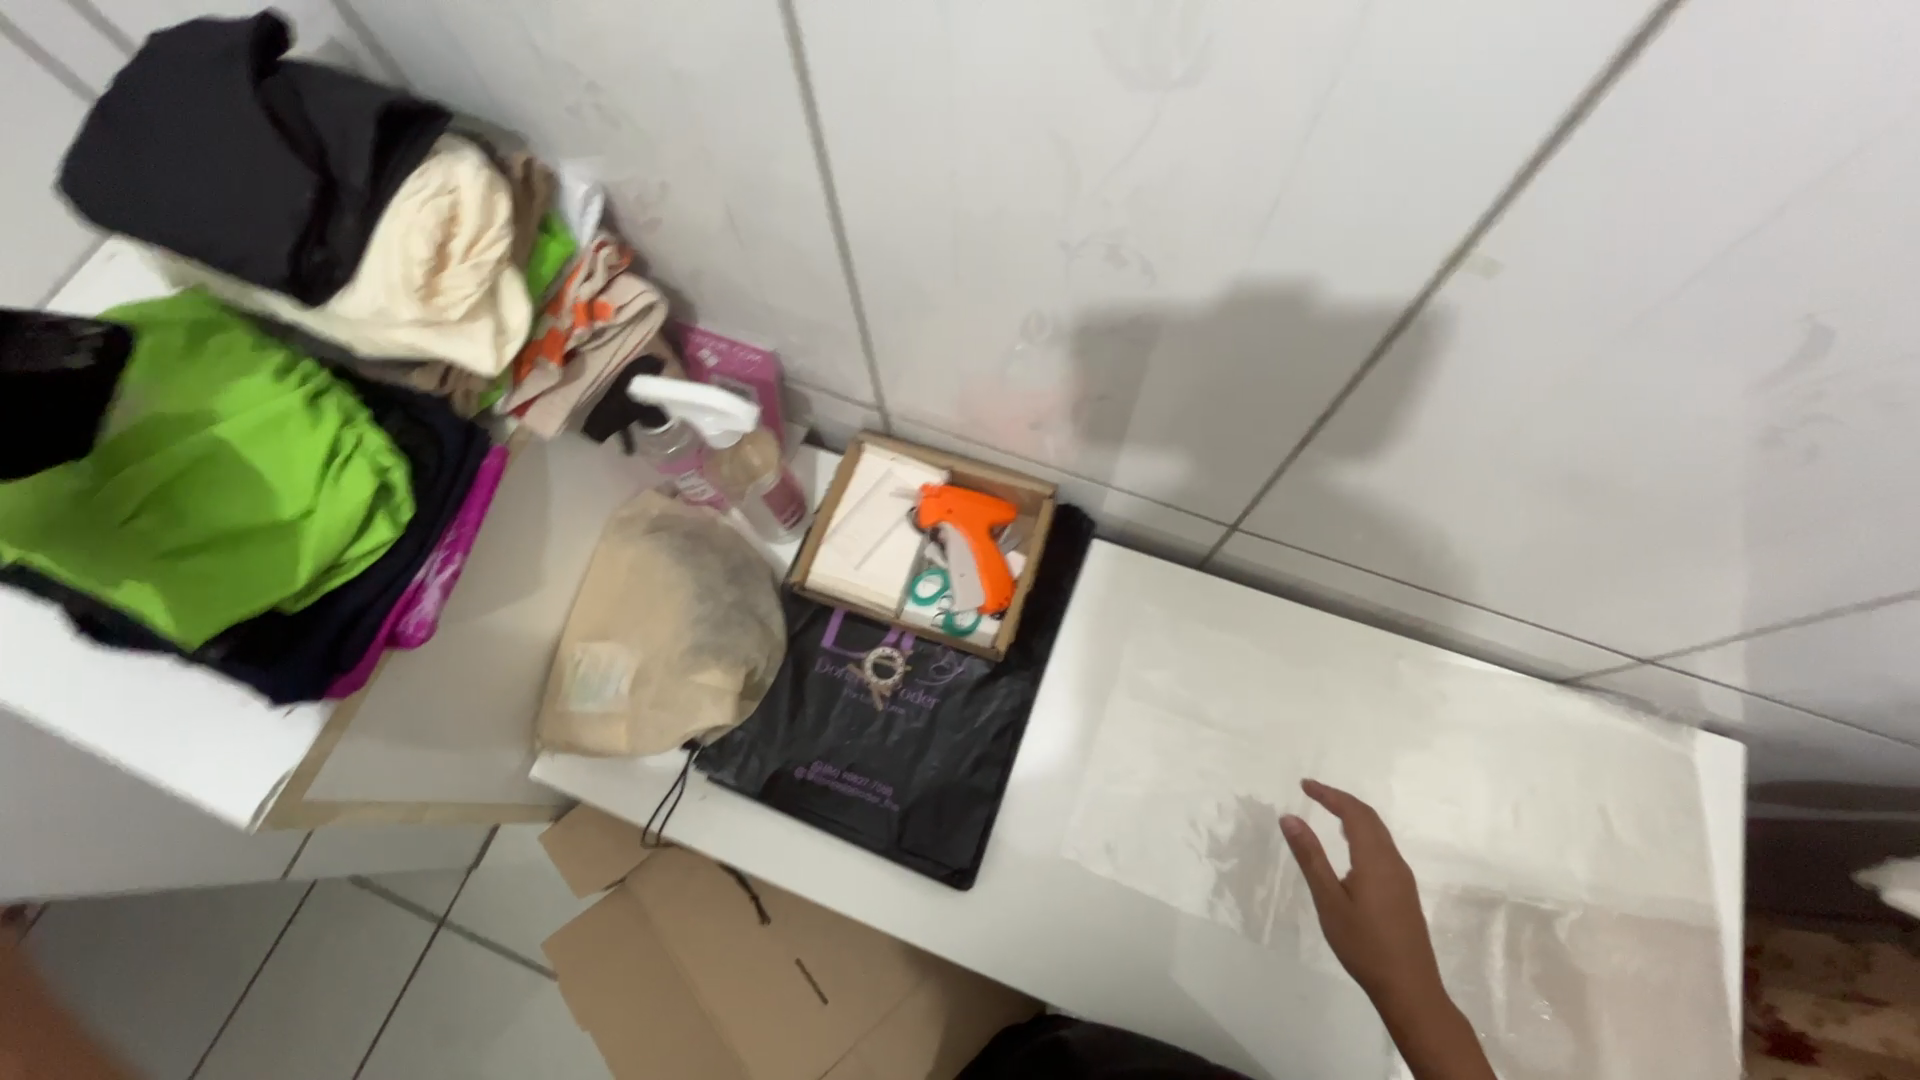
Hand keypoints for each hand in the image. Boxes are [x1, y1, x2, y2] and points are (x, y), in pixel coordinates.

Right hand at [1282, 780, 1496, 1079]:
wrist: (1410, 989)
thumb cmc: (1364, 945)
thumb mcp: (1328, 901)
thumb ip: (1310, 857)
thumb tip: (1290, 818)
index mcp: (1375, 860)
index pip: (1354, 813)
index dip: (1330, 794)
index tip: (1304, 785)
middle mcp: (1393, 863)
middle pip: (1370, 819)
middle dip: (1341, 800)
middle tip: (1312, 792)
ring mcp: (1402, 879)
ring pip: (1379, 834)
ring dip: (1354, 817)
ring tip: (1328, 812)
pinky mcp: (1404, 894)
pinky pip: (1382, 849)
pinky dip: (1362, 834)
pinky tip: (1349, 847)